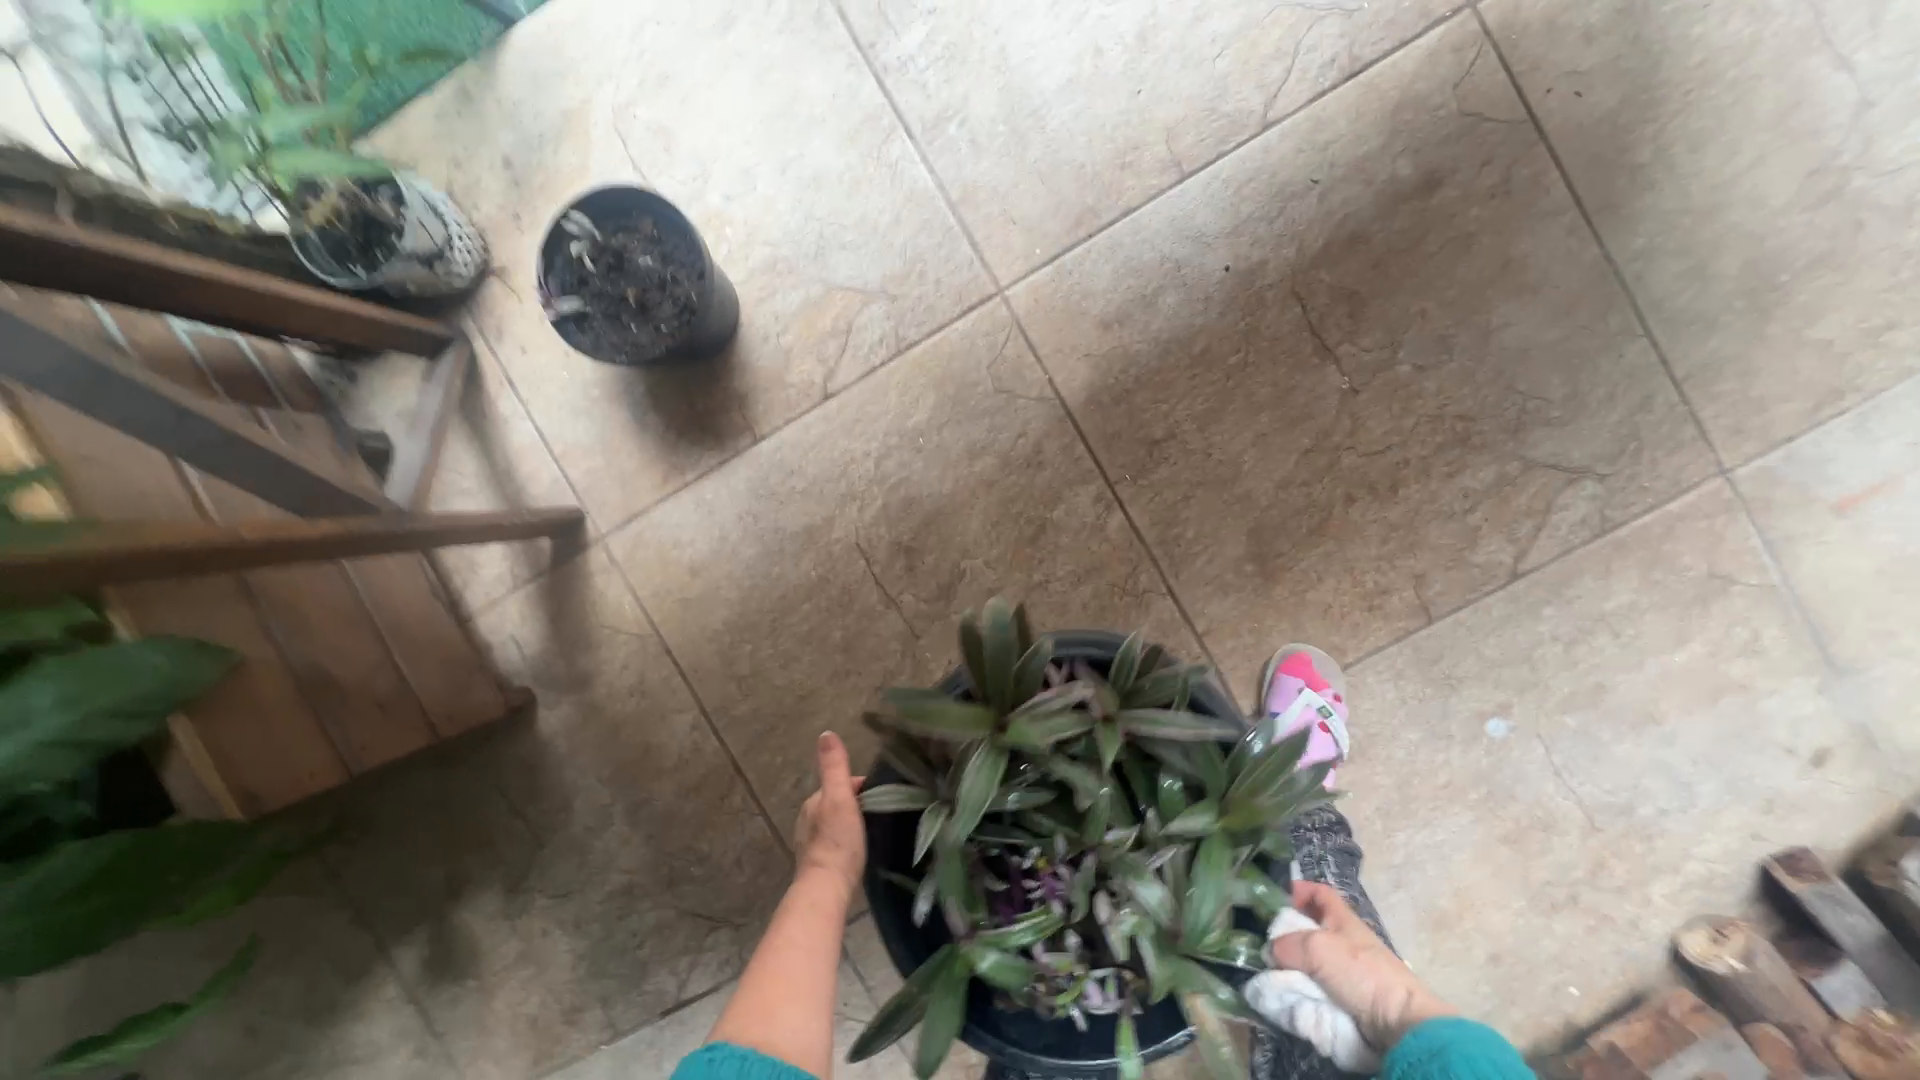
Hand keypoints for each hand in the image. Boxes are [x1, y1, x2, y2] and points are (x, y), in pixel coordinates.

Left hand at [794, 732, 866, 895]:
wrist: (827, 888)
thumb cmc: (837, 841)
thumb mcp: (839, 798)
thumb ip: (834, 766)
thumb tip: (826, 733)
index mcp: (813, 801)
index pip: (842, 783)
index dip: (863, 786)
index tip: (883, 797)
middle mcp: (807, 819)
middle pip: (839, 802)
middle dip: (857, 805)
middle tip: (880, 815)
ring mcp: (811, 842)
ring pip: (836, 823)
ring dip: (852, 824)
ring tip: (873, 833)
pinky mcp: (818, 863)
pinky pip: (835, 843)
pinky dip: (846, 842)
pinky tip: (858, 851)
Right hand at [1268, 881, 1455, 1049]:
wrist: (1399, 1022)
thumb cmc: (1361, 972)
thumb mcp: (1317, 947)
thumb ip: (1287, 944)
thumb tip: (1272, 952)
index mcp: (1342, 920)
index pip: (1320, 893)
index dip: (1300, 890)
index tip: (1277, 897)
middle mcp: (1344, 942)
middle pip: (1310, 929)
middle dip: (1287, 935)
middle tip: (1265, 943)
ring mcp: (1346, 972)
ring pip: (1309, 962)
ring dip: (1292, 967)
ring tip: (1272, 974)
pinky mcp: (1347, 998)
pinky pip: (1316, 988)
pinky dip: (1302, 990)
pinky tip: (1288, 995)